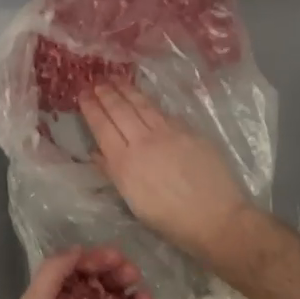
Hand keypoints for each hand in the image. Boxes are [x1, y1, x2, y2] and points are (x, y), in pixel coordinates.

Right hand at [80, 82, 255, 258]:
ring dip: (126, 89)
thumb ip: (113, 173)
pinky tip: (144, 98)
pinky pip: (163, 112)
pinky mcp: (188, 131)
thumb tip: (96, 153)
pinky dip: (149, 102)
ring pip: (141, 104)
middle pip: (119, 110)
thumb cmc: (170, 220)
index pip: (102, 126)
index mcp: (125, 163)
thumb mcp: (134, 202)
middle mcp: (143, 142)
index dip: (91, 107)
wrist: (217, 219)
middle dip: (105, 93)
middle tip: (96, 81)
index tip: (82, 94)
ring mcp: (168, 133)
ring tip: (115, 78)